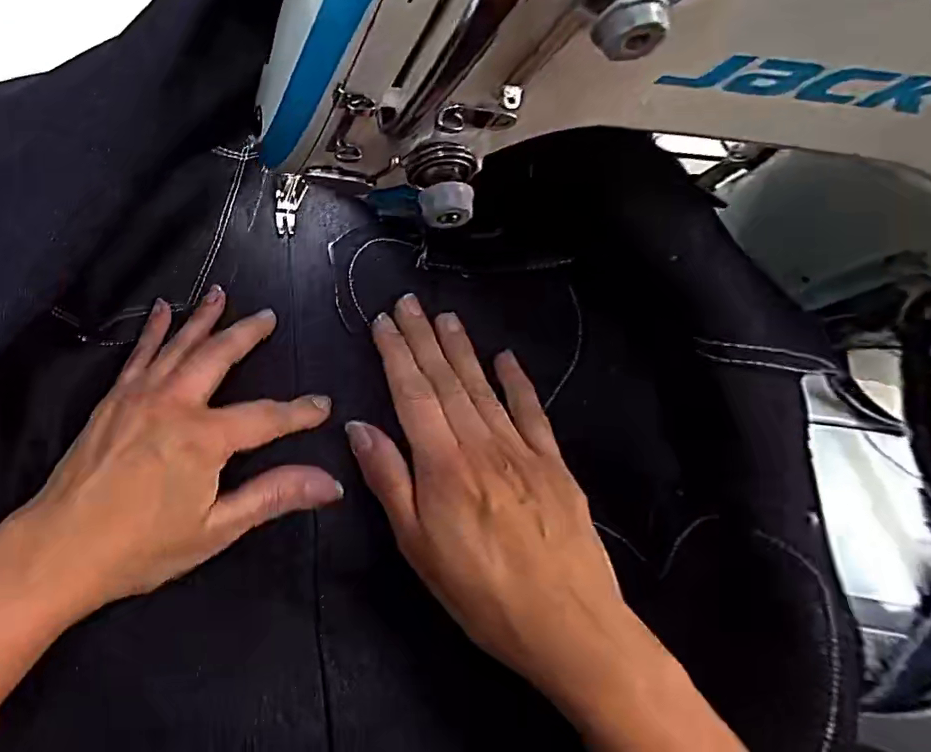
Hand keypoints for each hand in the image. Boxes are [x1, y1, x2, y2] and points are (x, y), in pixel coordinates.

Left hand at [0, 286, 342, 619]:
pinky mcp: (114, 397)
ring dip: (204, 317)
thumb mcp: (215, 529)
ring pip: (180, 344)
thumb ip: (273, 496)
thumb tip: (329, 483)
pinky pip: (140, 353)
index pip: (266, 417)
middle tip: (268, 316)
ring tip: (221, 294)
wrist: (58, 549)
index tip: (322, 404)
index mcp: (204, 438)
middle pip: (220, 355)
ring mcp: (140, 394)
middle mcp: (175, 403)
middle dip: (248, 333)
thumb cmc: (140, 547)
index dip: (299, 412)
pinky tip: (162, 309)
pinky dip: (154, 329)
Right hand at [347, 295, 741, 751]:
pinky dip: (517, 381)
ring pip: (483, 387)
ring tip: (445, 316)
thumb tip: (359, 427)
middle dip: (423, 337)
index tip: (383, 321)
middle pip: (446, 380)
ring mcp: (521, 450)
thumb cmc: (481, 594)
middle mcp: (481, 445)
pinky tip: (505, 357)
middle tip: (408, 302)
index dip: (396, 354)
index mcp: (443, 465)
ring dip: (462, 348)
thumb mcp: (418, 548)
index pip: (413, 393)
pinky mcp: (554, 464)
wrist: (572, 629)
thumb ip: (389, 481)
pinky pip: (532, 412)